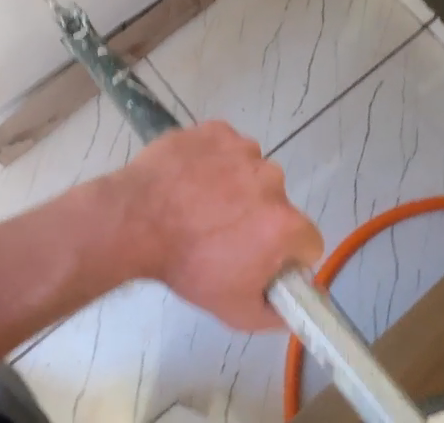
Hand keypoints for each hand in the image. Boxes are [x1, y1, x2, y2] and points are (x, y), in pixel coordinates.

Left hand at [105, 120, 323, 330]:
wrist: (135, 219)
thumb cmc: (186, 266)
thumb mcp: (237, 312)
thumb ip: (276, 313)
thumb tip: (291, 304)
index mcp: (286, 224)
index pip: (307, 242)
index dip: (286, 255)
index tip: (260, 258)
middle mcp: (272, 180)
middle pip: (277, 204)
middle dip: (258, 216)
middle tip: (222, 231)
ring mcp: (242, 149)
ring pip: (252, 170)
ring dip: (236, 183)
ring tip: (201, 201)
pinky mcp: (215, 130)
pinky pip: (226, 146)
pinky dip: (214, 158)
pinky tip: (192, 175)